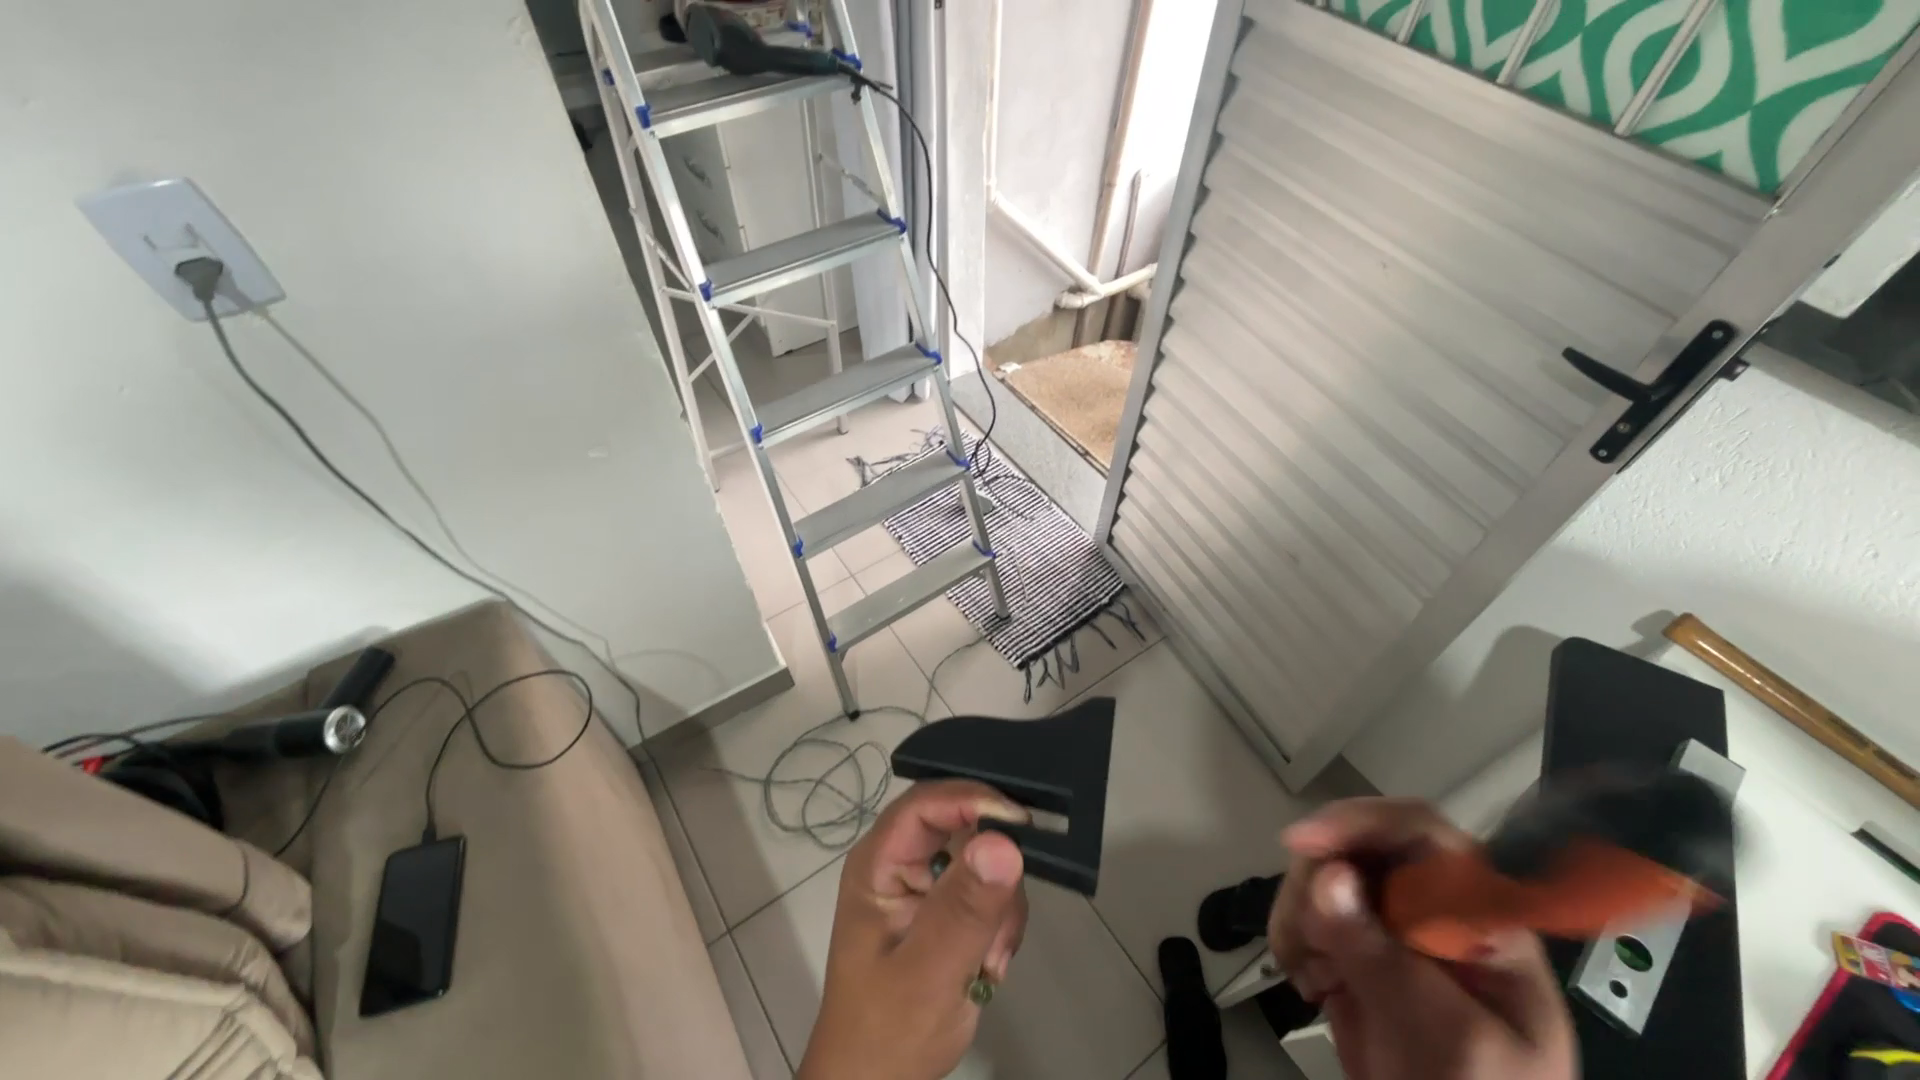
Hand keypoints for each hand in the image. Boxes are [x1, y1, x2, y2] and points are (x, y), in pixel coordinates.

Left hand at [797, 780, 1030, 1079]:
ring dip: (998, 906)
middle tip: (1004, 916)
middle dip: (992, 869)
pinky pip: (987, 893)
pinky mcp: (943, 911)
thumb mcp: (930, 971)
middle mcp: (899, 863)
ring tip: (989, 959)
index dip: (973, 800)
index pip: (926, 803)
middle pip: (960, 827)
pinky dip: (999, 925)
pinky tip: (988, 964)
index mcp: (878, 863)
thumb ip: (966, 908)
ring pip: (982, 861)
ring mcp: (922, 887)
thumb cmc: (889, 1029)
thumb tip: (1005, 841)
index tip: (1021, 826)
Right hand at [1269, 798, 1575, 1079]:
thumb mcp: (1450, 1039)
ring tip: (1310, 977)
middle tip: (1303, 944)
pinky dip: (1294, 941)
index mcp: (1480, 918)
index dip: (1362, 823)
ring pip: (1322, 878)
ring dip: (1299, 918)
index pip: (1423, 834)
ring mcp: (1392, 931)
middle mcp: (1434, 910)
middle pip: (1358, 848)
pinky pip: (1307, 916)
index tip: (1300, 843)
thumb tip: (1324, 876)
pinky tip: (1311, 986)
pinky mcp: (1356, 954)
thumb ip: (1387, 961)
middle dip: (1316, 884)